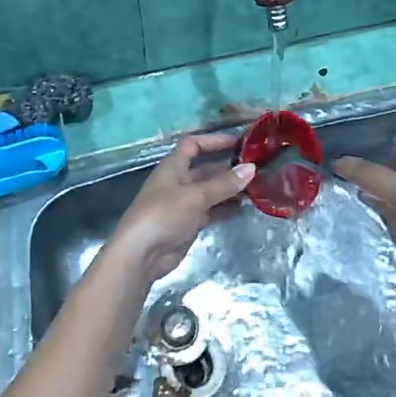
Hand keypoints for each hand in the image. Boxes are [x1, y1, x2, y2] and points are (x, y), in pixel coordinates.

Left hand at [105, 134, 255, 284]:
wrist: (140, 255)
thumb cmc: (164, 215)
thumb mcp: (196, 196)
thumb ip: (224, 184)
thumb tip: (251, 168)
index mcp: (173, 167)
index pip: (193, 145)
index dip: (214, 141)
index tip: (238, 143)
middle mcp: (178, 182)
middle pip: (205, 169)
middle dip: (227, 169)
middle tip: (255, 169)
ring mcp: (182, 204)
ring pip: (210, 191)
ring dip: (229, 190)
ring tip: (255, 189)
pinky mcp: (187, 224)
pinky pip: (210, 210)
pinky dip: (224, 208)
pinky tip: (242, 208)